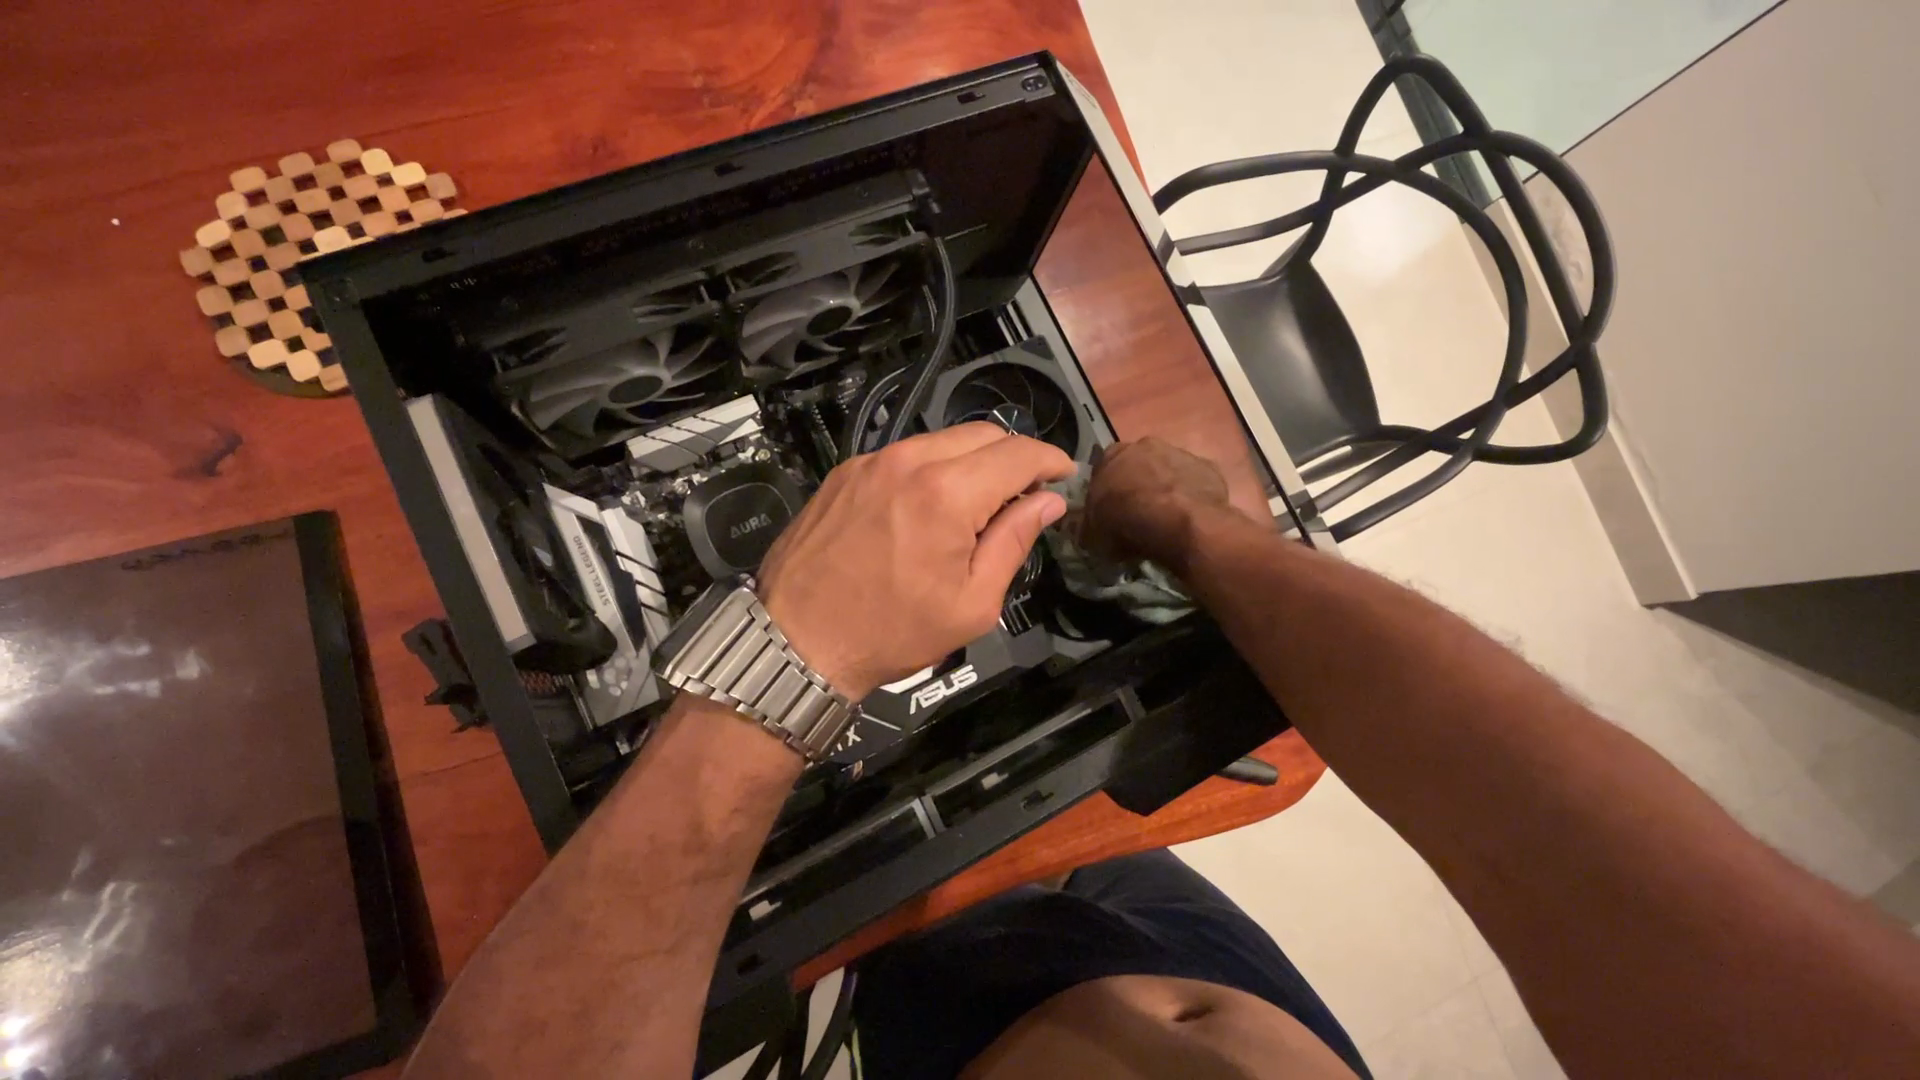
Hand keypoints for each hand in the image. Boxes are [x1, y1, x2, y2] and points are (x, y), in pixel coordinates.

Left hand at [756, 424, 1074, 698]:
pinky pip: (904, 456)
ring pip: (943, 440)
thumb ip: (1014, 542)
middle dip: (1015, 456)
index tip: (1064, 475)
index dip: (1050, 460)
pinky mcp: (846, 472)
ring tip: (980, 502)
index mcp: (947, 493)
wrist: (797, 640)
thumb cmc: (891, 632)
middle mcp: (909, 461)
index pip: (1018, 453)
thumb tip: (1047, 502)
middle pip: (983, 434)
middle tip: (1026, 492)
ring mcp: (871, 462)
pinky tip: (931, 505)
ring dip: (973, 461)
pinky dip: (932, 468)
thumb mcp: (971, 603)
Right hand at [1080, 437, 1238, 569]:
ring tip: (1166, 519)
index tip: (1110, 509)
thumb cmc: (1126, 523)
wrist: (1178, 523)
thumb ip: (1088, 525)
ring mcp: (1180, 453)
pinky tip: (1189, 518)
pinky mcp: (1208, 468)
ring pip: (1169, 470)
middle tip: (1138, 513)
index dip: (1107, 489)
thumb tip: (1086, 528)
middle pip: (1138, 464)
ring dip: (1166, 489)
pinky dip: (1191, 497)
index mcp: (1112, 454)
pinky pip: (1195, 483)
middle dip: (1138, 483)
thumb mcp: (1092, 534)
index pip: (1103, 466)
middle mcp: (1146, 445)